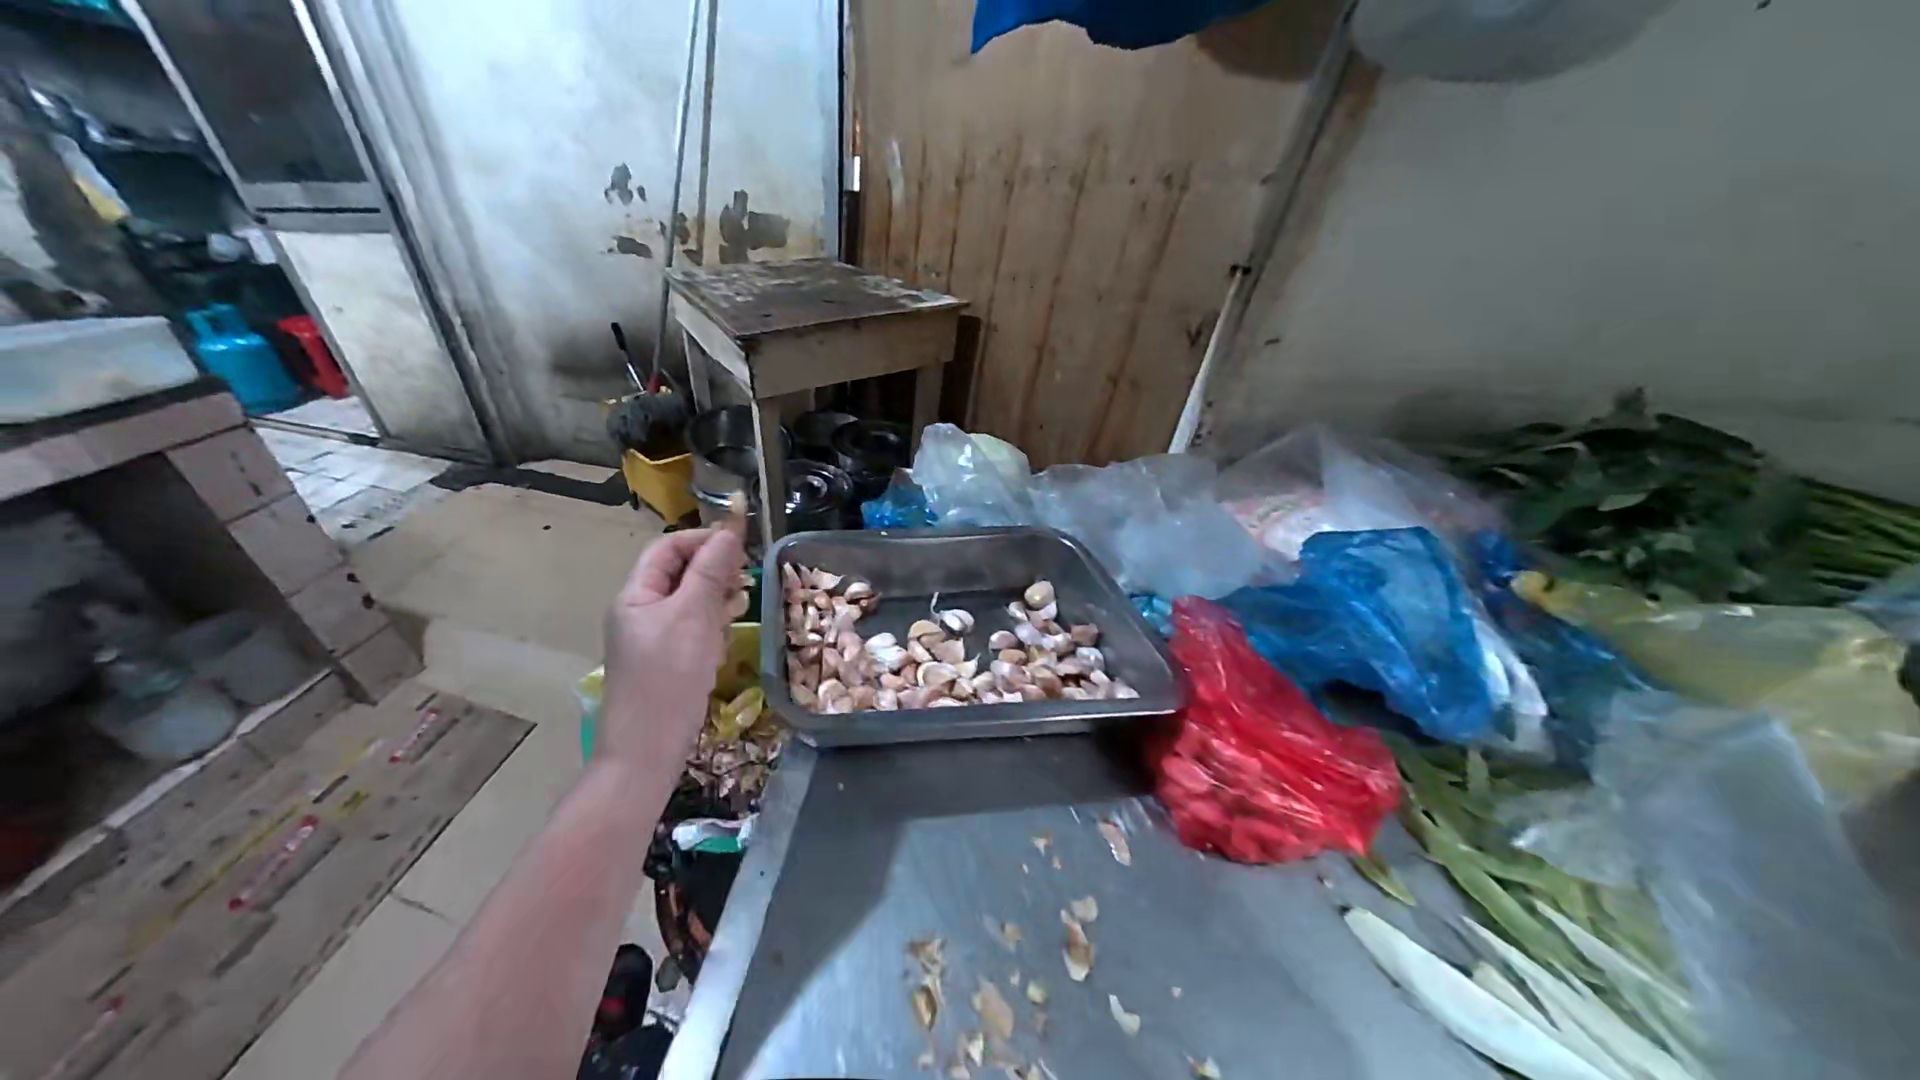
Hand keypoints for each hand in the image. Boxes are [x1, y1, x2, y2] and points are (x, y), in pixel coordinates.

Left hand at [599, 526, 745, 768]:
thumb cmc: (668, 677)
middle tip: (746, 578)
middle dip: (714, 569)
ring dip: (717, 596)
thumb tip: (728, 531)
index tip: (741, 546)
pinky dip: (713, 623)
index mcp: (636, 595)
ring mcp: (654, 639)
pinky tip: (727, 635)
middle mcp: (641, 612)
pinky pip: (693, 628)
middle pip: (679, 573)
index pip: (667, 548)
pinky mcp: (669, 661)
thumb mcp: (692, 617)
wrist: (647, 750)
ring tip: (741, 605)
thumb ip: (710, 572)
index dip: (703, 539)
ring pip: (690, 601)